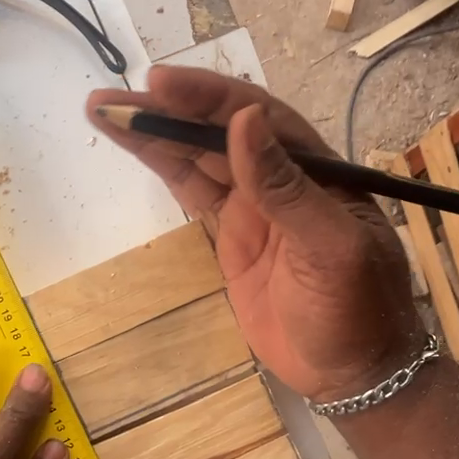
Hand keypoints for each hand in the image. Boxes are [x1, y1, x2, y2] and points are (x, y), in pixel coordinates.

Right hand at [87, 67, 425, 402]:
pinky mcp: (233, 238)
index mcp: (316, 171)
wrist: (349, 372)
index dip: (206, 100)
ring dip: (155, 134)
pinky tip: (134, 146)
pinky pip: (195, 193)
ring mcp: (254, 208)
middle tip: (111, 99)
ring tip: (103, 111)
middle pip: (219, 132)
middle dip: (167, 112)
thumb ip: (286, 188)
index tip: (158, 86)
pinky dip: (164, 169)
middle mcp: (282, 178)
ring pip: (199, 159)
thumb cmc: (355, 312)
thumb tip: (244, 121)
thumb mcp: (330, 248)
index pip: (257, 119)